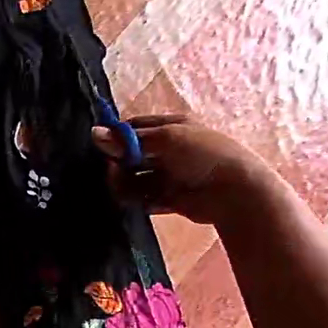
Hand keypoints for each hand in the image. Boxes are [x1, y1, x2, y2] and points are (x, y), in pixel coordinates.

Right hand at [92, 113, 282, 226]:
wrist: (234, 191)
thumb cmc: (202, 154)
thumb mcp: (165, 139)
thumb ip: (129, 141)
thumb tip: (94, 134)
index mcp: (173, 127)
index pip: (136, 127)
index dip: (118, 136)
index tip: (101, 146)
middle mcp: (170, 149)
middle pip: (133, 155)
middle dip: (120, 162)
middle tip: (112, 170)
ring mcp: (171, 175)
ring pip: (137, 178)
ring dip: (126, 183)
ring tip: (121, 187)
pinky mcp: (171, 198)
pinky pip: (146, 198)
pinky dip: (139, 200)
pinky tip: (135, 200)